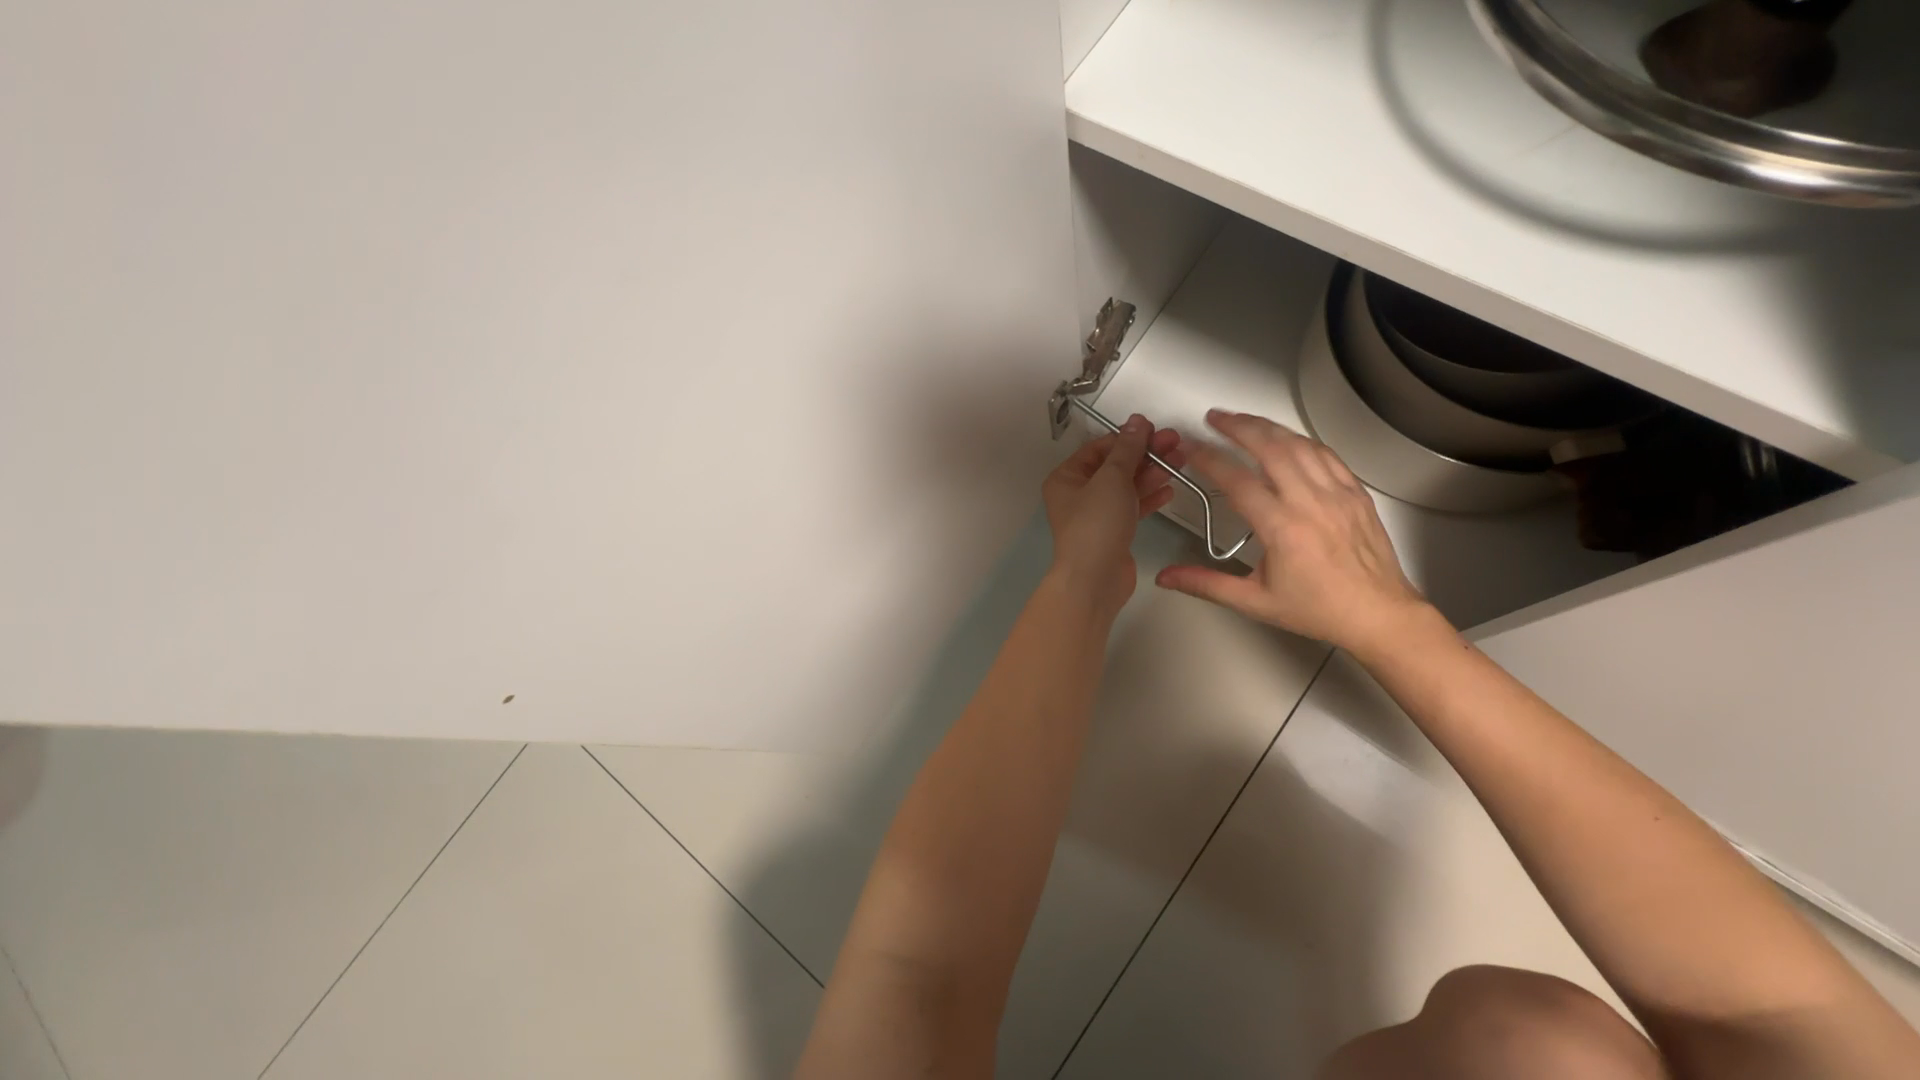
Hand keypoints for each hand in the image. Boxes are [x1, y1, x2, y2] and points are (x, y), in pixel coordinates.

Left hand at [1042, 414, 1183, 619]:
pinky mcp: (1113, 532)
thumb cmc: (1096, 524)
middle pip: (1115, 466)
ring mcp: (1096, 515)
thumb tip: (1137, 421)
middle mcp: (1078, 494)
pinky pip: (1132, 507)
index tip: (1155, 430)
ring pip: (1126, 487)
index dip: (1127, 437)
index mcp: (1066, 477)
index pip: (1099, 448)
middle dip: (1145, 454)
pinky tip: (1169, 490)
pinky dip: (1149, 497)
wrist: (1095, 579)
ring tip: (1181, 461)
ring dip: (1152, 473)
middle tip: (1176, 443)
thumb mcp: (1112, 478)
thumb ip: (1127, 449)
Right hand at [1155, 409, 1433, 654]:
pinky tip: (1287, 438)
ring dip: (1268, 426)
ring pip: (1299, 444)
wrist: (1377, 614)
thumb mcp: (1255, 602)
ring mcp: (1337, 494)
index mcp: (1283, 529)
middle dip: (1238, 426)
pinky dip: (1302, 440)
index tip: (1191, 448)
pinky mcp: (1355, 493)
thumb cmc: (1319, 610)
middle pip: (1270, 447)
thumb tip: (1167, 577)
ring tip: (1245, 420)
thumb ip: (1206, 584)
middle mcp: (1311, 503)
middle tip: (1215, 418)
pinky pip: (1326, 454)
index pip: (1237, 481)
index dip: (1209, 458)